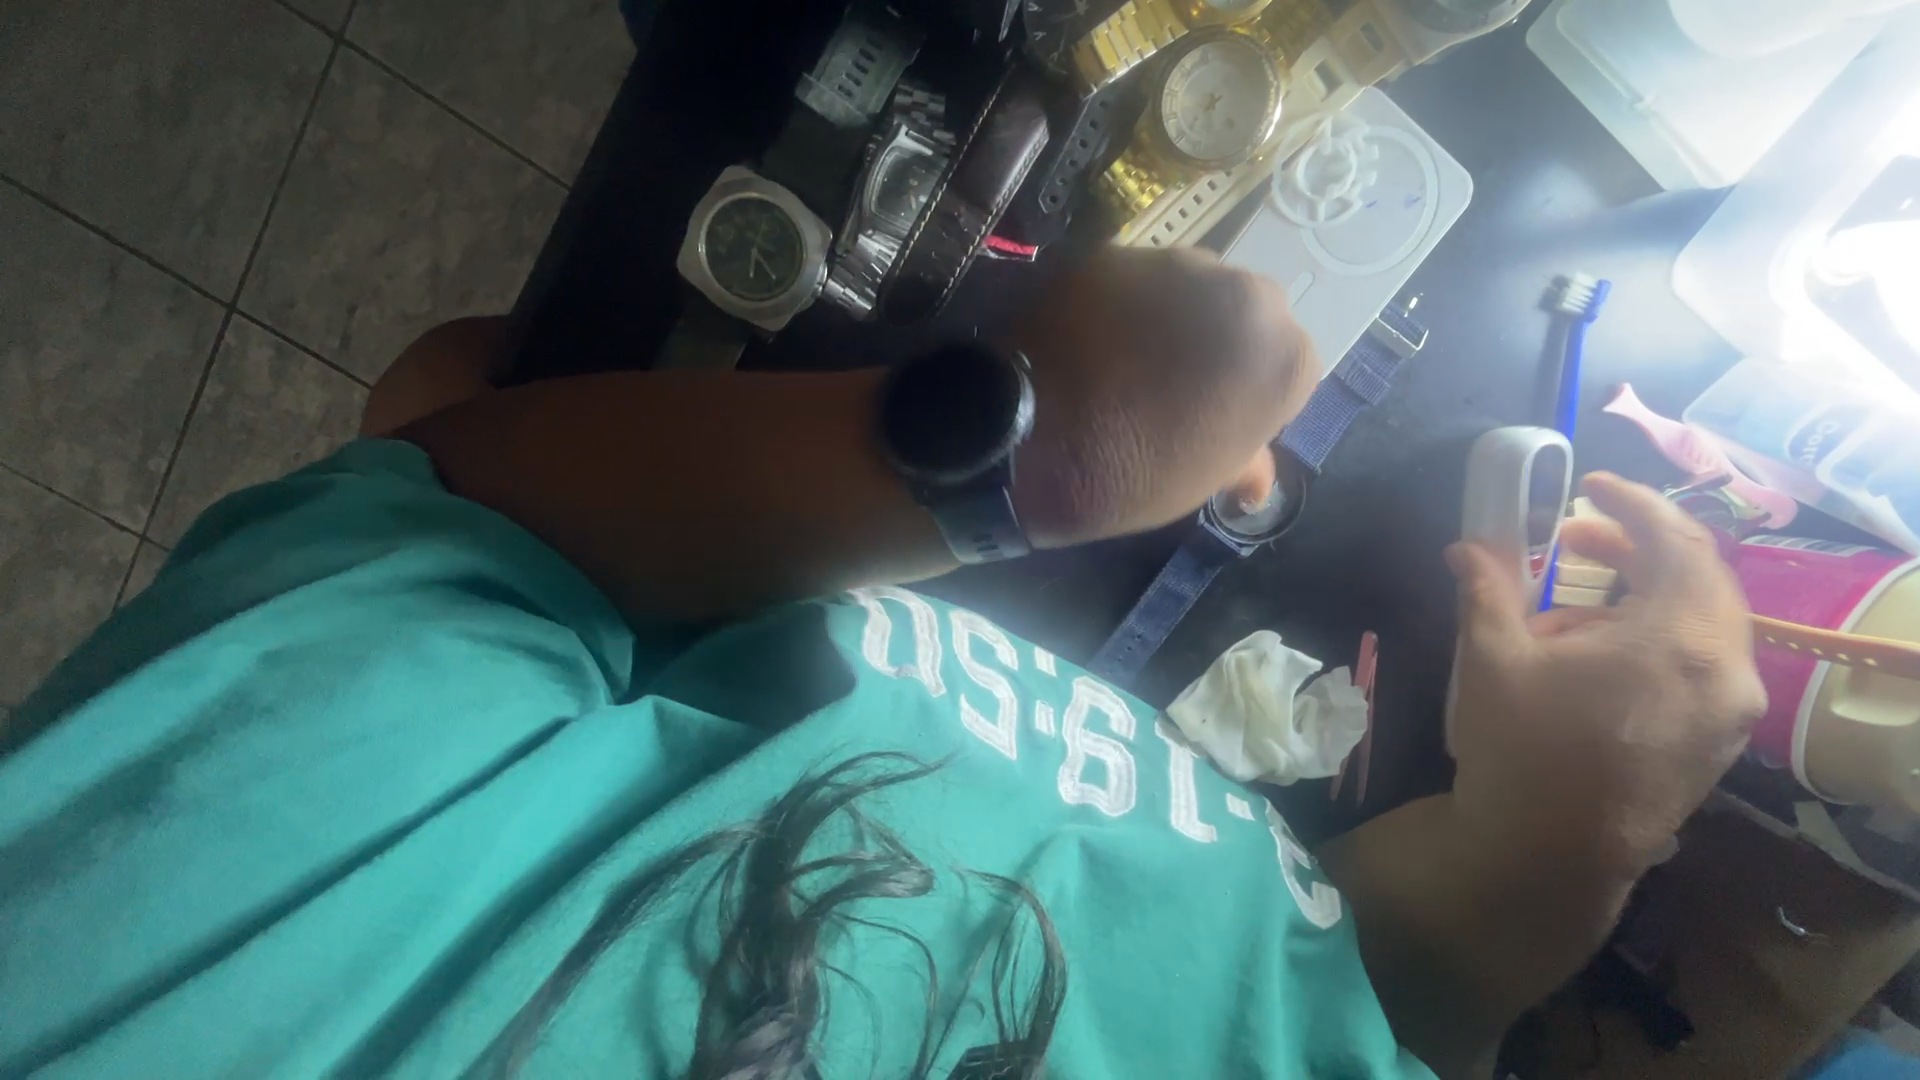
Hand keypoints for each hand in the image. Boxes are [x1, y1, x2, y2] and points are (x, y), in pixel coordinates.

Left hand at [1002, 247, 1320, 547]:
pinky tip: (1093, 340)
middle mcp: (1245, 292)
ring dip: (1176, 318)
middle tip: (1172, 388)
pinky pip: (1135, 280)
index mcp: (1283, 355)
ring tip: (1126, 361)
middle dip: (1220, 347)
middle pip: (1248, 316)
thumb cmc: (1126, 476)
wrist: (1026, 444)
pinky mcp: (1114, 253)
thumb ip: (1243, 463)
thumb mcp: (1196, 484)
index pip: (1288, 368)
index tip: (1212, 420)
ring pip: (1194, 289)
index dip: (1248, 399)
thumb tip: (1257, 479)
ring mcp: (1175, 264)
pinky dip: (1123, 305)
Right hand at [1445, 473, 1766, 877]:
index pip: (1678, 543)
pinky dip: (1646, 639)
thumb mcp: (1489, 657)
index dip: (1634, 504)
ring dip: (1632, 600)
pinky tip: (1584, 661)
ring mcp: (1729, 710)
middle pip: (1696, 581)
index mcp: (1679, 640)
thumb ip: (1485, 590)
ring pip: (1694, 623)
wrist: (1549, 850)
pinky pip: (1693, 662)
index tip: (1590, 487)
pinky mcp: (1716, 738)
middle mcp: (1727, 670)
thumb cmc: (1521, 745)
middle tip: (1569, 543)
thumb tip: (1465, 548)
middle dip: (1632, 551)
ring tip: (1556, 617)